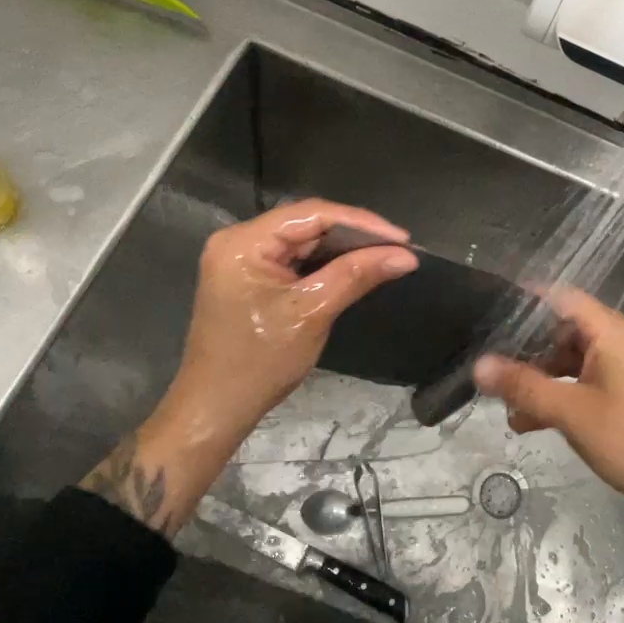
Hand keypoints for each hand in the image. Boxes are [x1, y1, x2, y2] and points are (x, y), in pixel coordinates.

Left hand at [83, 200, 415, 534]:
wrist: (216, 408)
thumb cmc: (260, 362)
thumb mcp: (313, 313)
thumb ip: (357, 275)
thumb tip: (406, 255)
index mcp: (244, 241)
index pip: (312, 214)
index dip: (361, 222)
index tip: (402, 239)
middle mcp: (238, 240)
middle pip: (307, 223)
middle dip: (355, 235)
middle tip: (399, 248)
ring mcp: (242, 258)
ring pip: (303, 241)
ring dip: (344, 249)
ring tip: (386, 256)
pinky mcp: (249, 277)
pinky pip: (294, 258)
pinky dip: (325, 263)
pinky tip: (355, 268)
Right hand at [473, 288, 623, 622]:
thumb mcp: (571, 413)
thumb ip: (523, 387)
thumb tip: (478, 365)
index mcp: (612, 332)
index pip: (563, 297)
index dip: (526, 299)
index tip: (490, 309)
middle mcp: (623, 341)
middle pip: (566, 329)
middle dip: (528, 349)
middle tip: (492, 365)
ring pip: (576, 360)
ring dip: (543, 379)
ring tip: (509, 406)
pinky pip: (590, 381)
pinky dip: (564, 394)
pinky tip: (536, 423)